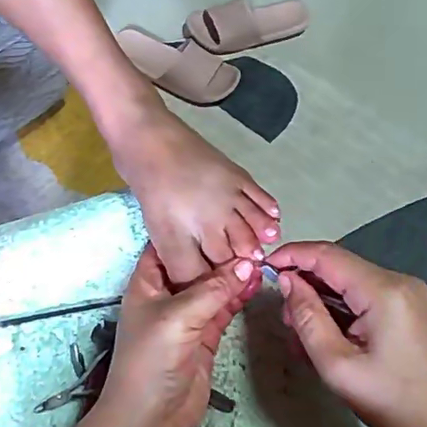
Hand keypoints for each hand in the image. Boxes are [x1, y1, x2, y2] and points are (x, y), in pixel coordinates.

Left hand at [95, 248, 255, 426]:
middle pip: (194, 265)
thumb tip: (247, 264)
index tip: (217, 215)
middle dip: (219, 252)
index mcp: (147, 283)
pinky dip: (238, 296)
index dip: (188, 231)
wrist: (152, 414)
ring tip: (261, 258)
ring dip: (234, 275)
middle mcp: (166, 295)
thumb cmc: (152, 357)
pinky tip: (256, 283)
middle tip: (250, 237)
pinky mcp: (205, 335)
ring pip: (213, 287)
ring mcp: (187, 316)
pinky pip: (223, 308)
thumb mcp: (179, 316)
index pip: (166, 246)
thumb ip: (214, 289)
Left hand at [110, 107, 278, 282]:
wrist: (151, 140)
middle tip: (255, 265)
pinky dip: (268, 206)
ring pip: (255, 221)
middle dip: (247, 257)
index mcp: (207, 234)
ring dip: (262, 234)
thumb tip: (195, 286)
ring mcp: (234, 192)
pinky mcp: (235, 173)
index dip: (226, 277)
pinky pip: (259, 194)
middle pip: (242, 244)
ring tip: (269, 242)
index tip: (231, 286)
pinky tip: (275, 214)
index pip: (222, 264)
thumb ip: (182, 264)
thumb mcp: (161, 236)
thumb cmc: (152, 192)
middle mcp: (227, 217)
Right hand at [268, 242, 426, 426]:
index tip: (263, 268)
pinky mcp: (409, 308)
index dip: (292, 255)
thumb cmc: (391, 400)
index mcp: (383, 290)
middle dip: (305, 283)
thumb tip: (287, 281)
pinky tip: (325, 334)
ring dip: (321, 298)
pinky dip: (340, 308)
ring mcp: (407, 293)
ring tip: (301, 332)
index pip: (327, 255)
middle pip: (339, 266)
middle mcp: (398, 281)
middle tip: (285, 319)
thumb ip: (307, 317)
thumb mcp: (337, 364)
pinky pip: (364, 296)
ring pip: (350, 281)